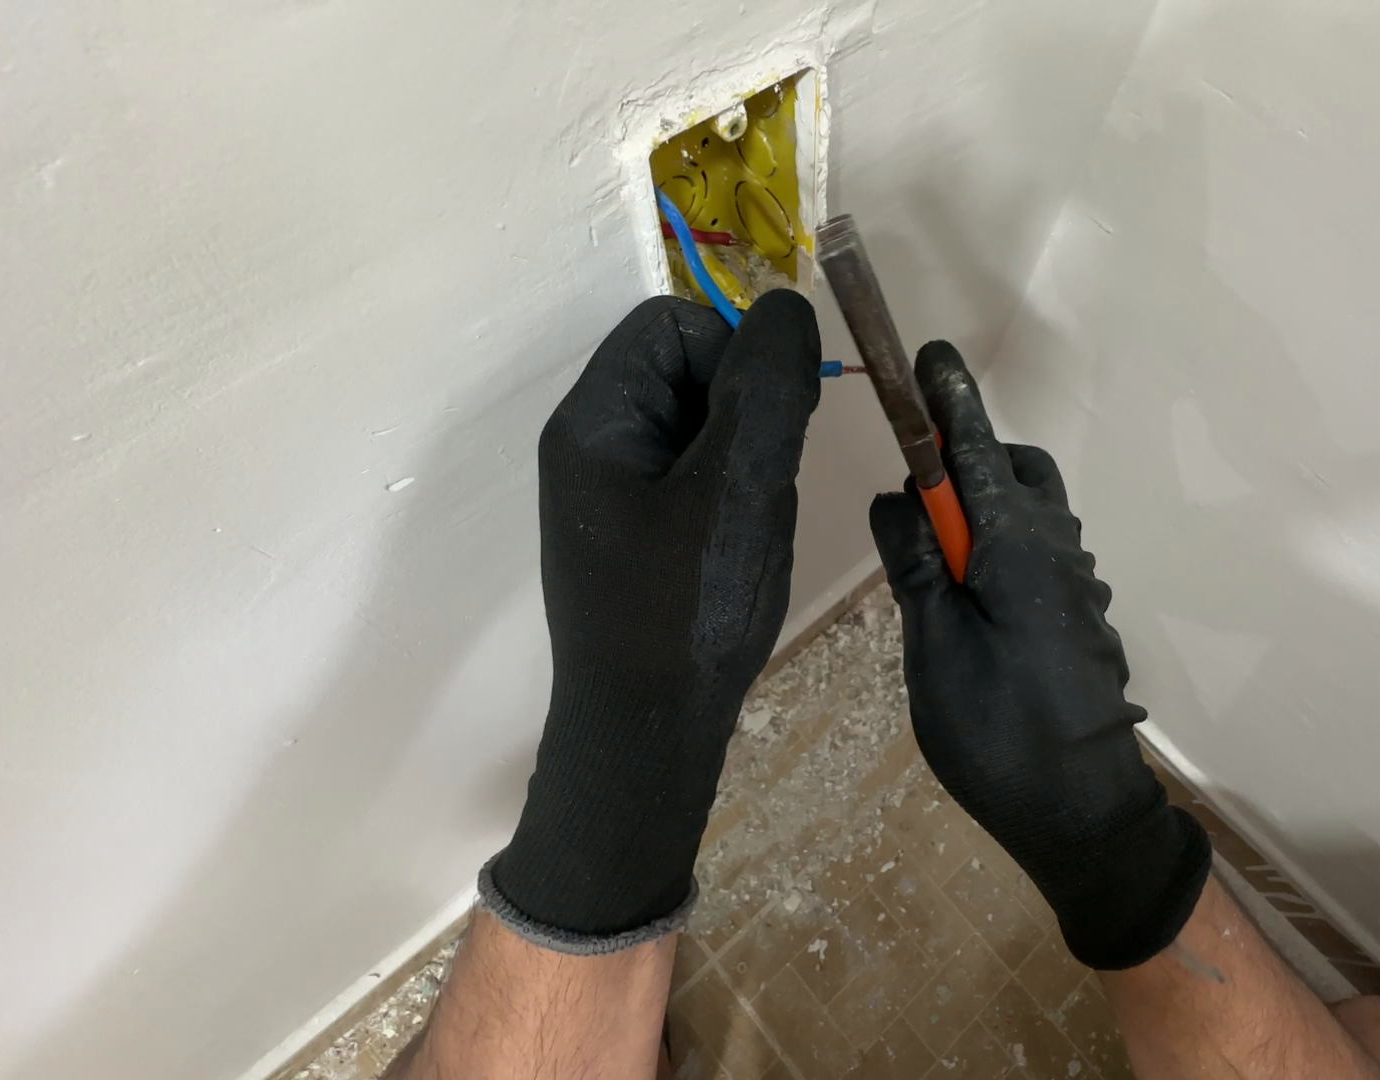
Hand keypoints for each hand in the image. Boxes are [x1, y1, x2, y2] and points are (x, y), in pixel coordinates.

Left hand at [483, 291, 821, 952]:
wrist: (649, 728)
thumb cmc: (691, 608)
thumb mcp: (741, 487)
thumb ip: (766, 387)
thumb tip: (788, 306)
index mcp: (596, 419)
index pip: (671, 325)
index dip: (736, 354)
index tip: (778, 419)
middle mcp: (591, 444)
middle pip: (682, 370)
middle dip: (743, 408)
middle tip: (768, 478)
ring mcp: (610, 491)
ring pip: (695, 425)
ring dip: (742, 454)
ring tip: (753, 518)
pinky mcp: (634, 529)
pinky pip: (691, 474)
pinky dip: (729, 490)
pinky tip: (739, 540)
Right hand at [868, 343, 1209, 969]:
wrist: (1080, 810)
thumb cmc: (996, 729)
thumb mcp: (935, 646)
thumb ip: (916, 564)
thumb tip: (898, 497)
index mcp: (1016, 547)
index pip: (972, 453)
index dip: (948, 403)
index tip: (930, 357)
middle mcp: (1056, 550)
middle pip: (1013, 470)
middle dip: (967, 459)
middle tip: (918, 504)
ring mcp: (1075, 583)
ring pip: (1029, 511)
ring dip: (983, 506)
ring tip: (938, 562)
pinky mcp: (1078, 613)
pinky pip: (1038, 550)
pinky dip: (1001, 544)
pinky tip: (973, 600)